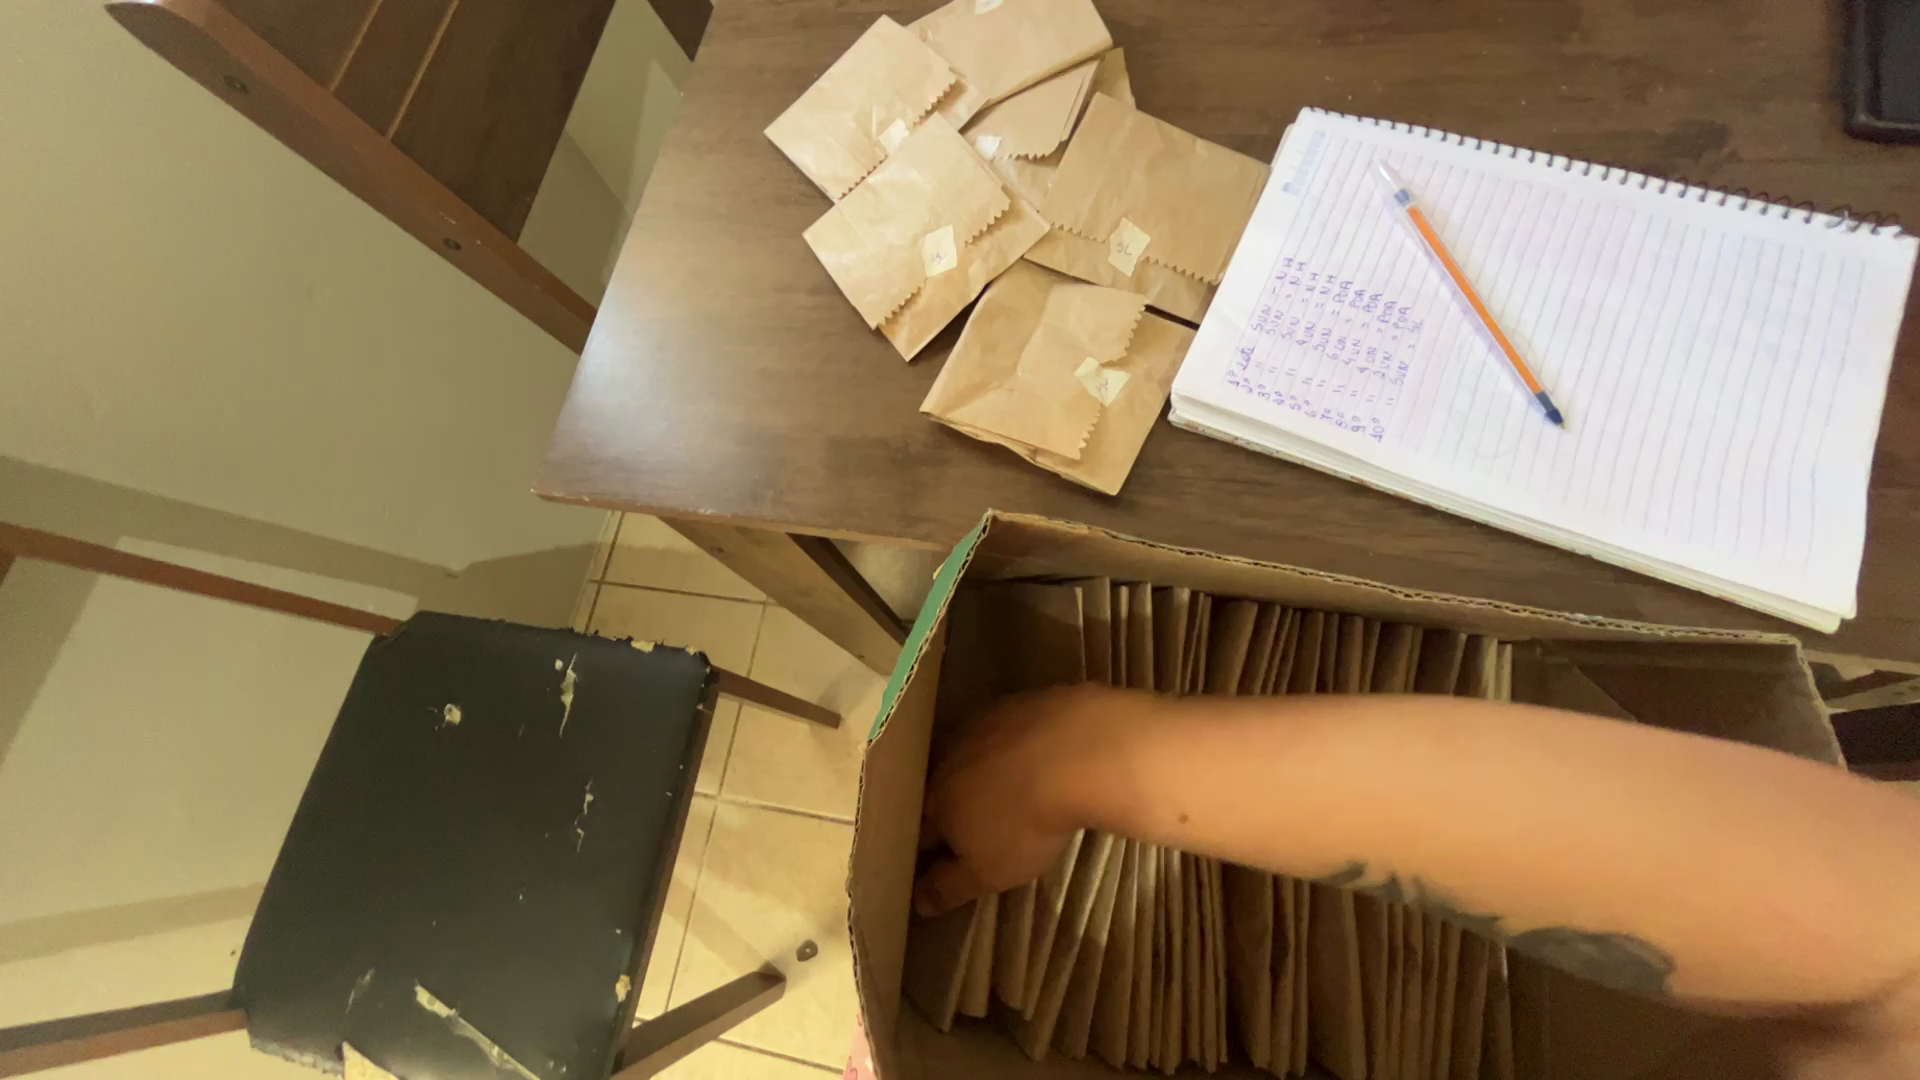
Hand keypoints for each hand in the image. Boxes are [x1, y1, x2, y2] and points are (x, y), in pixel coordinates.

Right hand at [913, 684, 1138, 916]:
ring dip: (979, 768)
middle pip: (942, 784)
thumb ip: (949, 886)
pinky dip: (1012, 743)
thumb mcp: (987, 871)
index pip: (920, 827)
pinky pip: (1005, 728)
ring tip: (1001, 784)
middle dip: (949, 802)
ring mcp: (983, 723)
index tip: (933, 857)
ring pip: (971, 751)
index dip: (926, 845)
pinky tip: (1033, 752)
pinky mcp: (1016, 702)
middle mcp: (949, 756)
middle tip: (967, 819)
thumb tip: (918, 900)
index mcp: (936, 799)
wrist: (1074, 751)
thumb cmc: (1025, 822)